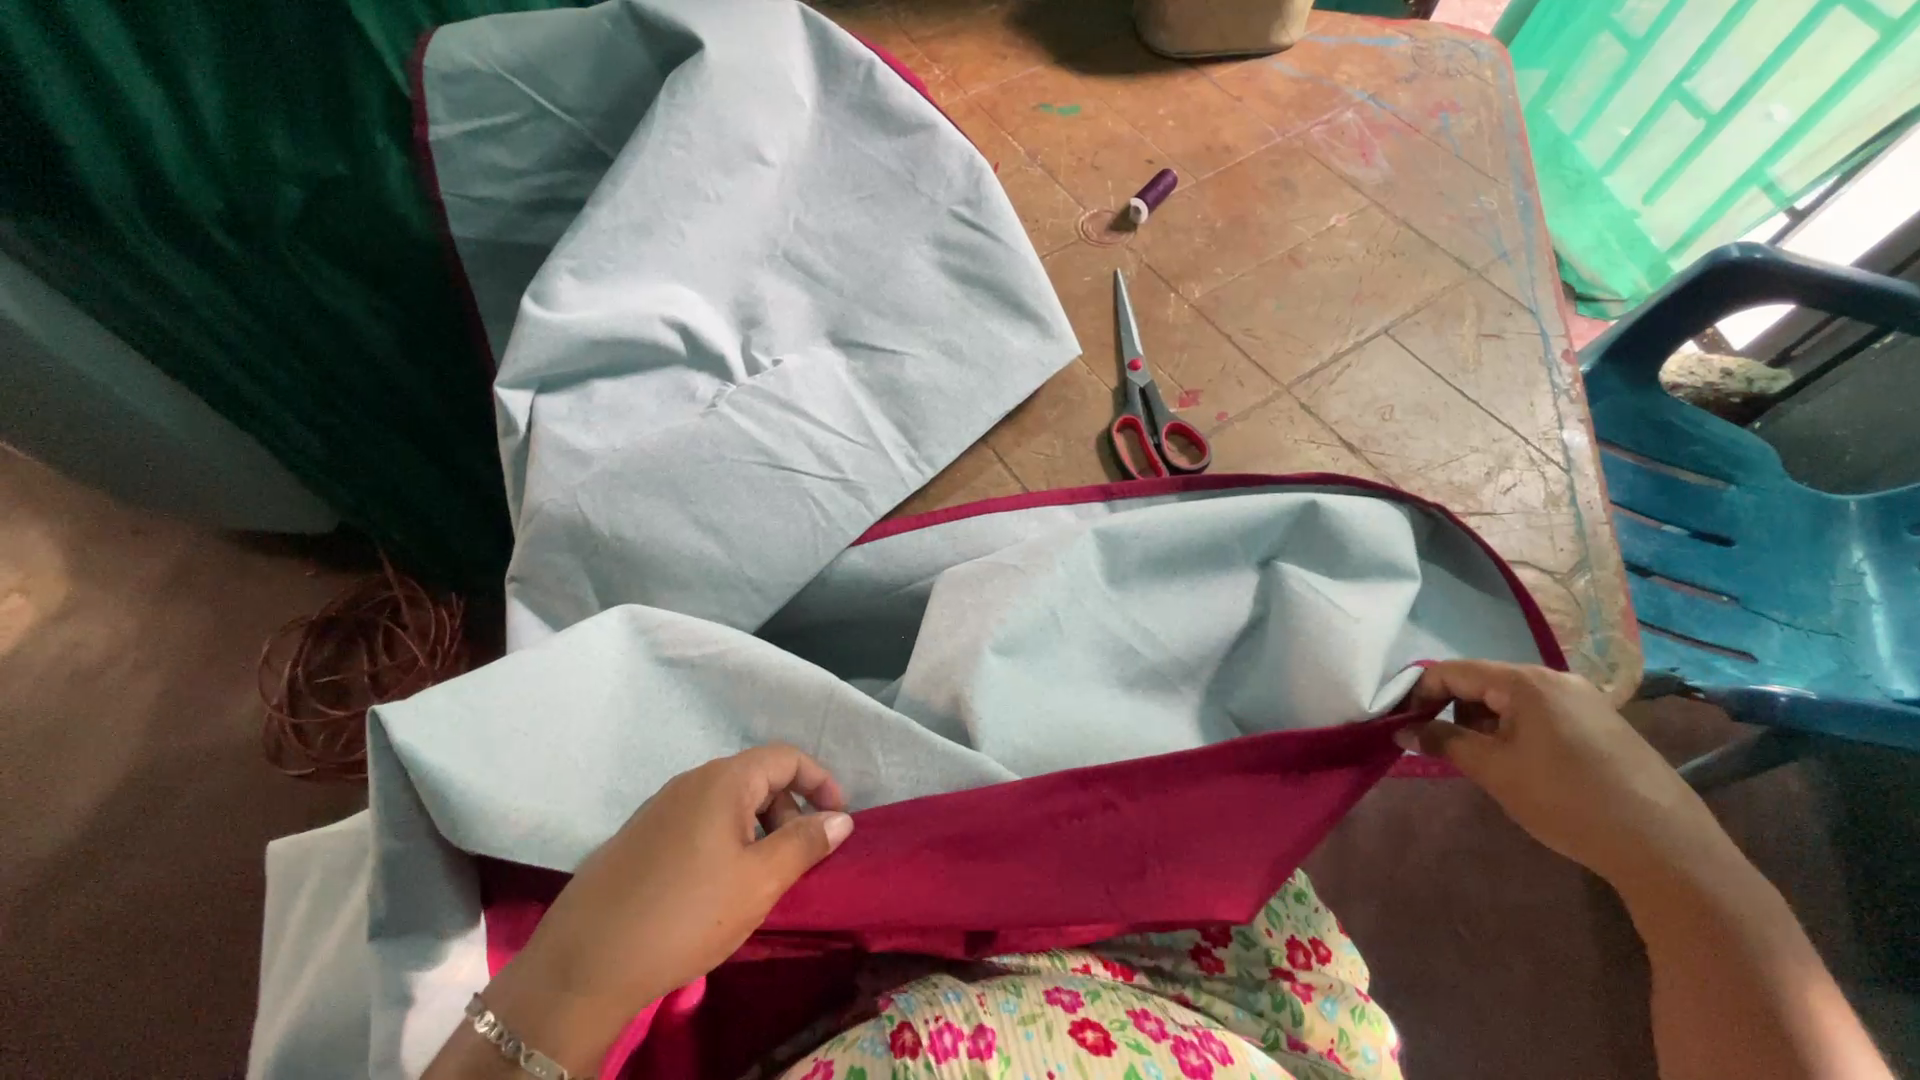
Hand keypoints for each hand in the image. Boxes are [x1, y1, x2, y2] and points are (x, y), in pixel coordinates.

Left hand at [481, 745, 853, 1070]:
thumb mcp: (760, 881)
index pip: (786, 757)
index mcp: (723, 781)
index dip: (821, 781)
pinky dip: (726, 841)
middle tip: (800, 859)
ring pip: (727, 803)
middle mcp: (690, 782)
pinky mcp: (640, 838)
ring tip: (762, 879)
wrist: (586, 962)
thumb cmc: (687, 913)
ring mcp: (660, 809)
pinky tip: (720, 888)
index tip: (839, 819)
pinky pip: (699, 823)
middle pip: (757, 778)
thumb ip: (805, 843)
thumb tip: (841, 818)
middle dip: (790, 811)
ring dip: (758, 830)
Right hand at [1396, 661, 1735, 888]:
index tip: (1400, 724)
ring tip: (1479, 762)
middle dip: (1452, 709)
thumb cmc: (1566, 800)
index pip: (1452, 671)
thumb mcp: (1494, 771)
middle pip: (1482, 681)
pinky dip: (1514, 731)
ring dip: (1483, 723)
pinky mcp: (1601, 724)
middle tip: (1437, 747)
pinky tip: (1519, 767)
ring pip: (1511, 699)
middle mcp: (1555, 679)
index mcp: (1526, 682)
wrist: (1664, 845)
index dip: (1419, 693)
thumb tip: (1403, 730)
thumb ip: (1444, 742)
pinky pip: (1540, 714)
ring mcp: (1583, 700)